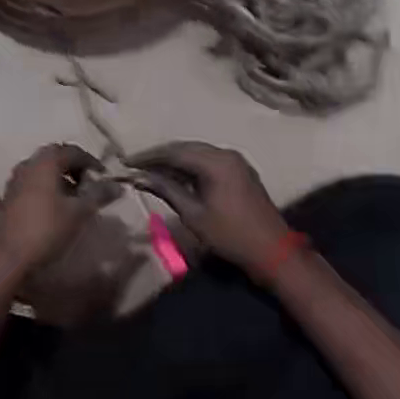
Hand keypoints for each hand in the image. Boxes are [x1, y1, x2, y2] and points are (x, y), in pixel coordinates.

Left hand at [0, 144, 115, 275]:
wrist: (9, 258)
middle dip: (74, 167)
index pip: (72, 150)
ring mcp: (15, 180)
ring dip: (60, 178)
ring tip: (76, 197)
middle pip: (55, 157)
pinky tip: (57, 207)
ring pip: (42, 170)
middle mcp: (27, 165)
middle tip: (89, 184)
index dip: (91, 161)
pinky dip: (48, 187)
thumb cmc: (47, 229)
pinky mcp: (9, 197)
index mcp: (45, 162)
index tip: (104, 176)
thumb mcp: (79, 212)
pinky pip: (33, 183)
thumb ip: (99, 194)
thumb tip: (117, 186)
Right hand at [128, 142, 292, 276]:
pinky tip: (177, 175)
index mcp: (215, 162)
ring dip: (175, 159)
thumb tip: (140, 178)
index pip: (174, 152)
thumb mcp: (193, 214)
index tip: (127, 162)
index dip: (148, 157)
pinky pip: (209, 160)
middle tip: (136, 164)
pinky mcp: (240, 170)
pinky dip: (190, 165)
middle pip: (186, 148)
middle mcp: (226, 154)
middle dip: (160, 155)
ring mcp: (236, 161)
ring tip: (152, 170)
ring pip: (197, 152)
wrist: (272, 250)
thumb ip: (167, 190)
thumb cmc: (230, 235)